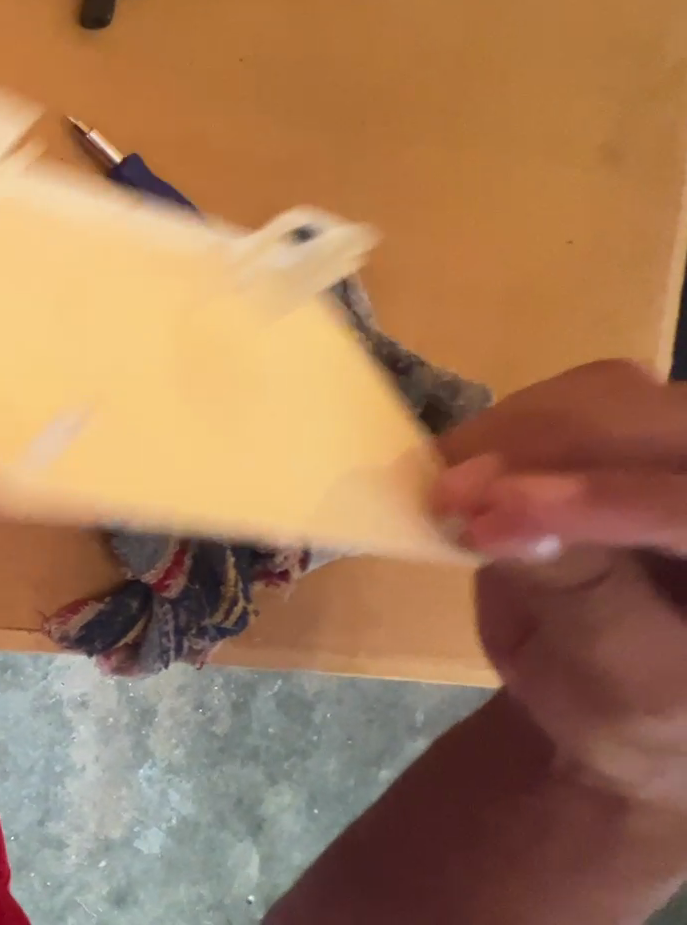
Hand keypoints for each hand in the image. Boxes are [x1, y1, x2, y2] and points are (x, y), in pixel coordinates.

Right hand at [433, 359, 686, 810]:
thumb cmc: (631, 712)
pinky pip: (553, 408)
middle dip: (548, 447)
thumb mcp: (618, 680)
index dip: (604, 501)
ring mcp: (671, 459)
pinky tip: (451, 475)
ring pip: (606, 396)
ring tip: (444, 490)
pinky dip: (489, 435)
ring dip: (509, 436)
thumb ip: (577, 594)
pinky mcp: (603, 449)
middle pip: (661, 421)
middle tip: (453, 492)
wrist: (604, 702)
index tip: (490, 519)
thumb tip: (495, 520)